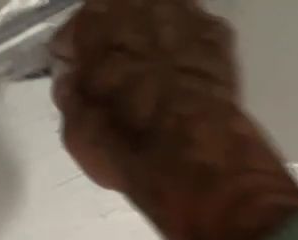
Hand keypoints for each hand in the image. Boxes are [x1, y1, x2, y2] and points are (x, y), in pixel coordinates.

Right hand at [50, 0, 297, 239]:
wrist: (196, 166)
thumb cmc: (128, 154)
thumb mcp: (79, 137)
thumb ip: (76, 104)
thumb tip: (76, 87)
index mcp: (97, 30)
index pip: (81, 27)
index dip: (81, 54)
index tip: (80, 76)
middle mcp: (143, 10)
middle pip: (125, 11)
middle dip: (119, 43)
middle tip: (118, 80)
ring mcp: (187, 21)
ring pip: (164, 19)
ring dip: (156, 48)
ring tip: (154, 88)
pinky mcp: (222, 45)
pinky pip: (200, 42)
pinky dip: (190, 61)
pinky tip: (186, 91)